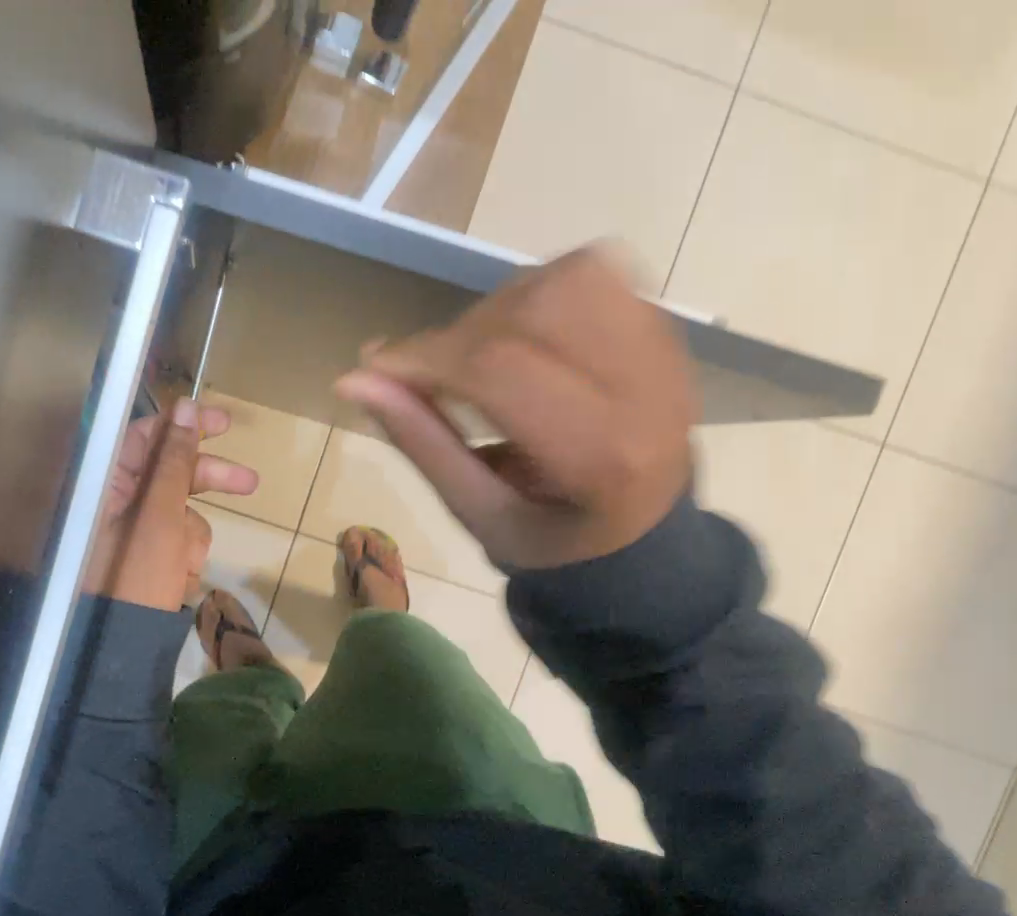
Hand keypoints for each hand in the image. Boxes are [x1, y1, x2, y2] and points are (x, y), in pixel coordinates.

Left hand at [84, 398, 257, 610]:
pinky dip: (184, 558)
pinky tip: (177, 581)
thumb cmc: (137, 575)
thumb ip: (174, 459)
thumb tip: (184, 405)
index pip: (147, 435)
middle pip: (171, 471)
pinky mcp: (147, 556)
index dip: (185, 424)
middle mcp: (116, 498)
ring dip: (192, 537)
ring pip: (183, 510)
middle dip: (208, 483)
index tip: (225, 425)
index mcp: (107, 480)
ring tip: (182, 565)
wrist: (123, 648)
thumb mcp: (160, 513)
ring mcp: (132, 529)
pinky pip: (179, 540)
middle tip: (250, 483)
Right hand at [334, 248, 694, 568]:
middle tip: (433, 375)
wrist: (642, 535)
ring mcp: (663, 350)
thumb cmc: (552, 539)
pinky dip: (538, 295)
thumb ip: (421, 444)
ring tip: (479, 357)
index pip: (499, 368)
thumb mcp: (478, 513)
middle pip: (534, 309)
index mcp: (600, 455)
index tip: (376, 370)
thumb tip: (353, 379)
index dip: (424, 358)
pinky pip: (592, 275)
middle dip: (460, 334)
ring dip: (500, 307)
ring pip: (565, 278)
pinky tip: (522, 339)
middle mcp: (645, 389)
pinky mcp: (663, 328)